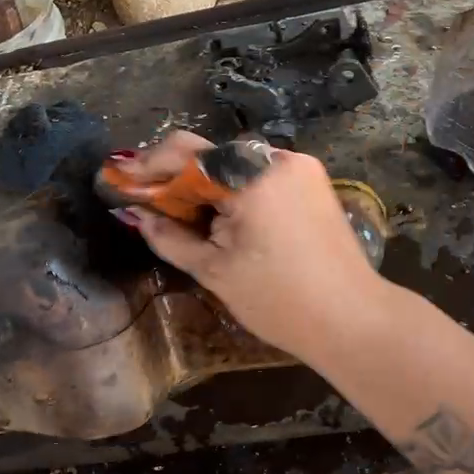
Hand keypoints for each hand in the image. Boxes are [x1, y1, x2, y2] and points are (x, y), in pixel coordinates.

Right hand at [112, 131, 380, 355]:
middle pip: (210, 155)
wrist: (354, 321)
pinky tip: (222, 219)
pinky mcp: (313, 183)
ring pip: (234, 164)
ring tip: (182, 217)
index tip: (120, 183)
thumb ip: (168, 235)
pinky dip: (234, 190)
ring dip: (205, 184)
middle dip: (175, 178)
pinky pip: (260, 175)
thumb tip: (133, 214)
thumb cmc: (278, 300)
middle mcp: (276, 157)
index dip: (147, 167)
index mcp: (249, 174)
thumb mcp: (213, 270)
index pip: (183, 152)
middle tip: (148, 205)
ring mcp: (299, 168)